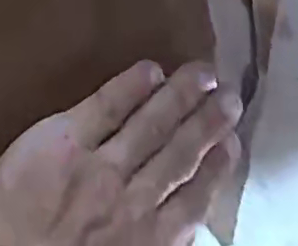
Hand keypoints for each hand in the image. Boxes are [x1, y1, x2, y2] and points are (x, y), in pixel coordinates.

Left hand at [0, 61, 240, 245]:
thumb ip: (149, 241)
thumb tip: (179, 218)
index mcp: (145, 242)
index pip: (192, 200)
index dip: (216, 168)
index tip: (232, 141)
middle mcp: (130, 202)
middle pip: (178, 154)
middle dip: (208, 123)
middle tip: (231, 95)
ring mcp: (99, 167)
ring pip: (151, 124)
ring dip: (182, 97)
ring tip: (204, 73)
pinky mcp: (64, 138)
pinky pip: (105, 106)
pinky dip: (131, 87)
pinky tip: (151, 69)